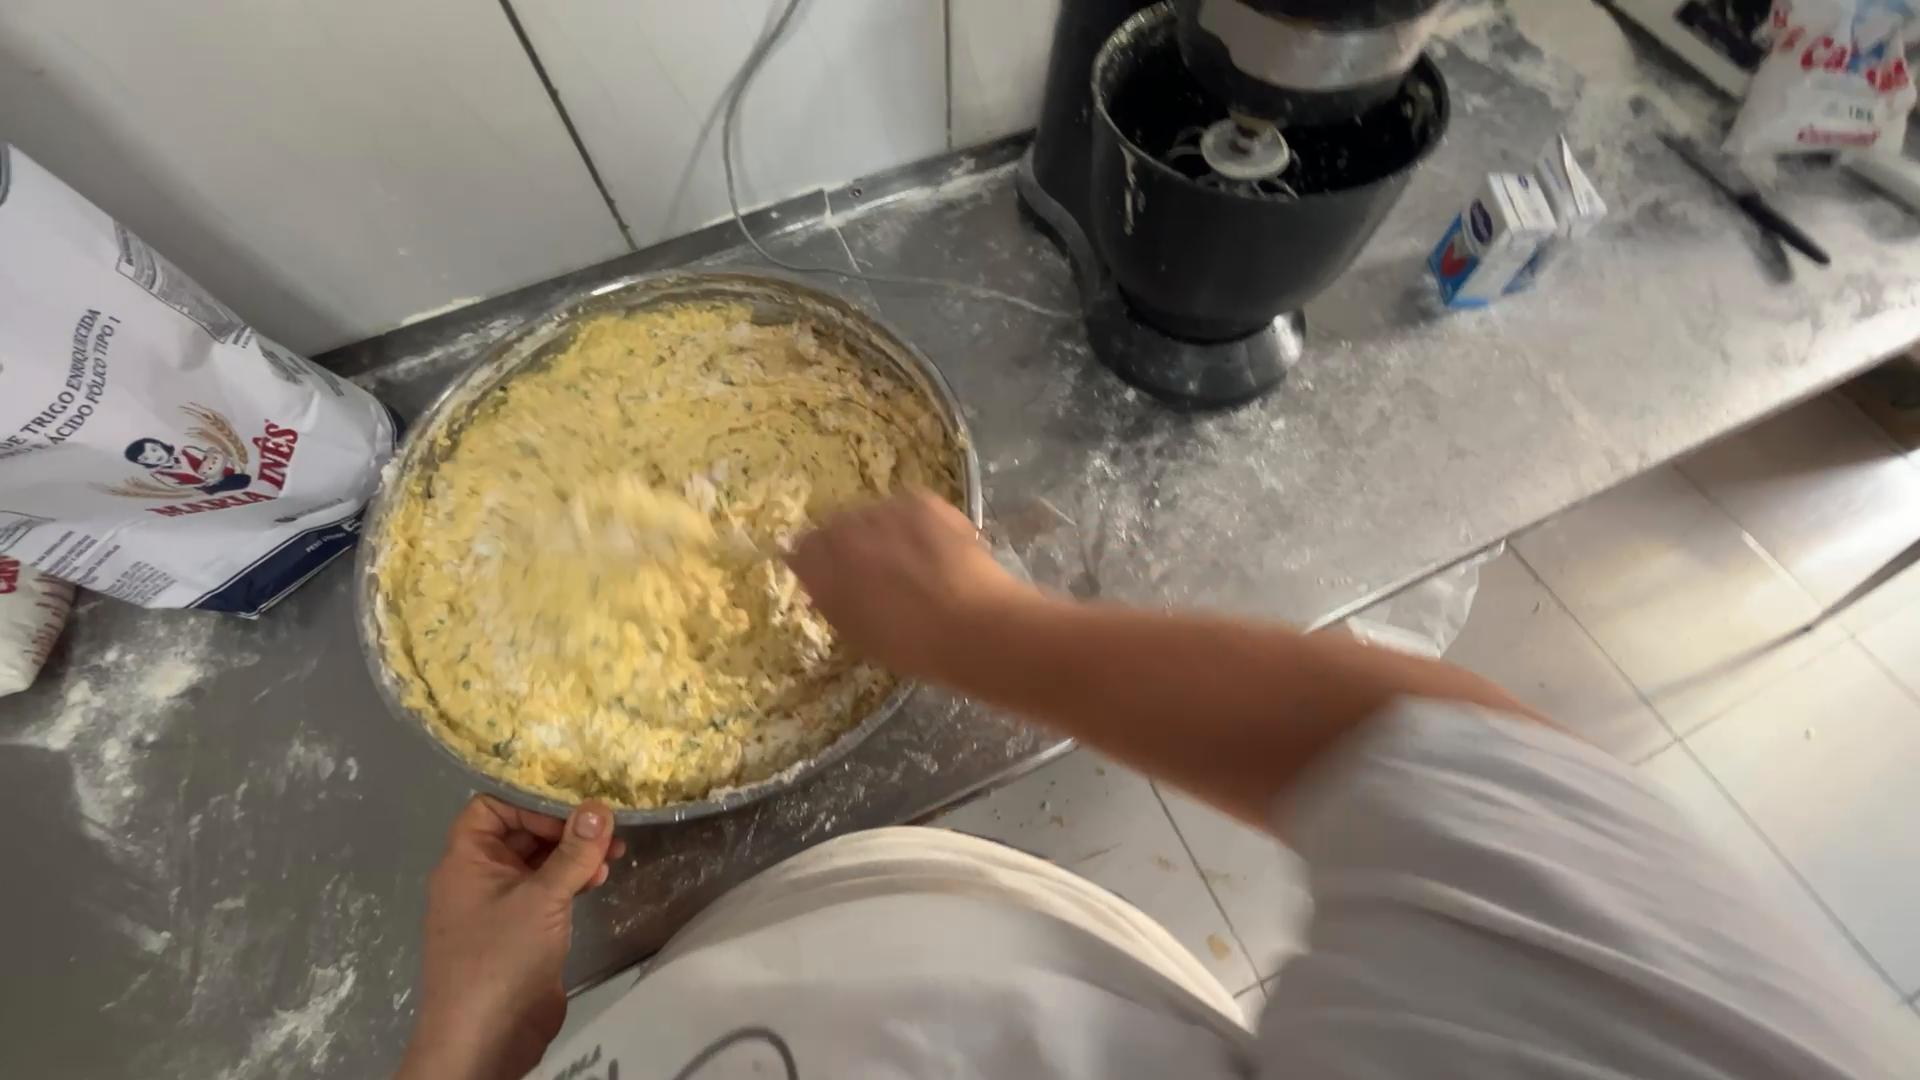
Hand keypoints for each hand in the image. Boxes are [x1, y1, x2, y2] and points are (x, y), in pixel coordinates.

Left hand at [397, 796, 626, 1079]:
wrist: (486, 1040)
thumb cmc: (501, 957)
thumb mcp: (543, 897)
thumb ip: (574, 851)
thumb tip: (598, 807)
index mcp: (467, 862)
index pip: (491, 808)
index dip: (529, 801)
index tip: (571, 808)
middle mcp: (480, 877)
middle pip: (522, 831)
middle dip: (566, 826)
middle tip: (607, 826)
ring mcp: (501, 904)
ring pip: (540, 859)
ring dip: (576, 852)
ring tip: (613, 853)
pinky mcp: (523, 927)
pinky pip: (549, 886)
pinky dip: (574, 877)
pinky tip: (600, 878)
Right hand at [787, 488, 1031, 676]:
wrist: (974, 627)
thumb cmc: (914, 646)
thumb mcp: (859, 633)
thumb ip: (832, 600)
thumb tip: (821, 580)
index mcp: (822, 570)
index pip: (803, 550)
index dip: (820, 562)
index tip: (836, 576)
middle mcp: (844, 532)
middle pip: (837, 526)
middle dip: (852, 543)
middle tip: (880, 570)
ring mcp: (884, 512)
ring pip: (873, 513)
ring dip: (884, 530)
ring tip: (914, 559)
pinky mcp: (921, 501)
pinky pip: (907, 506)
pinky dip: (916, 521)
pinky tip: (936, 546)